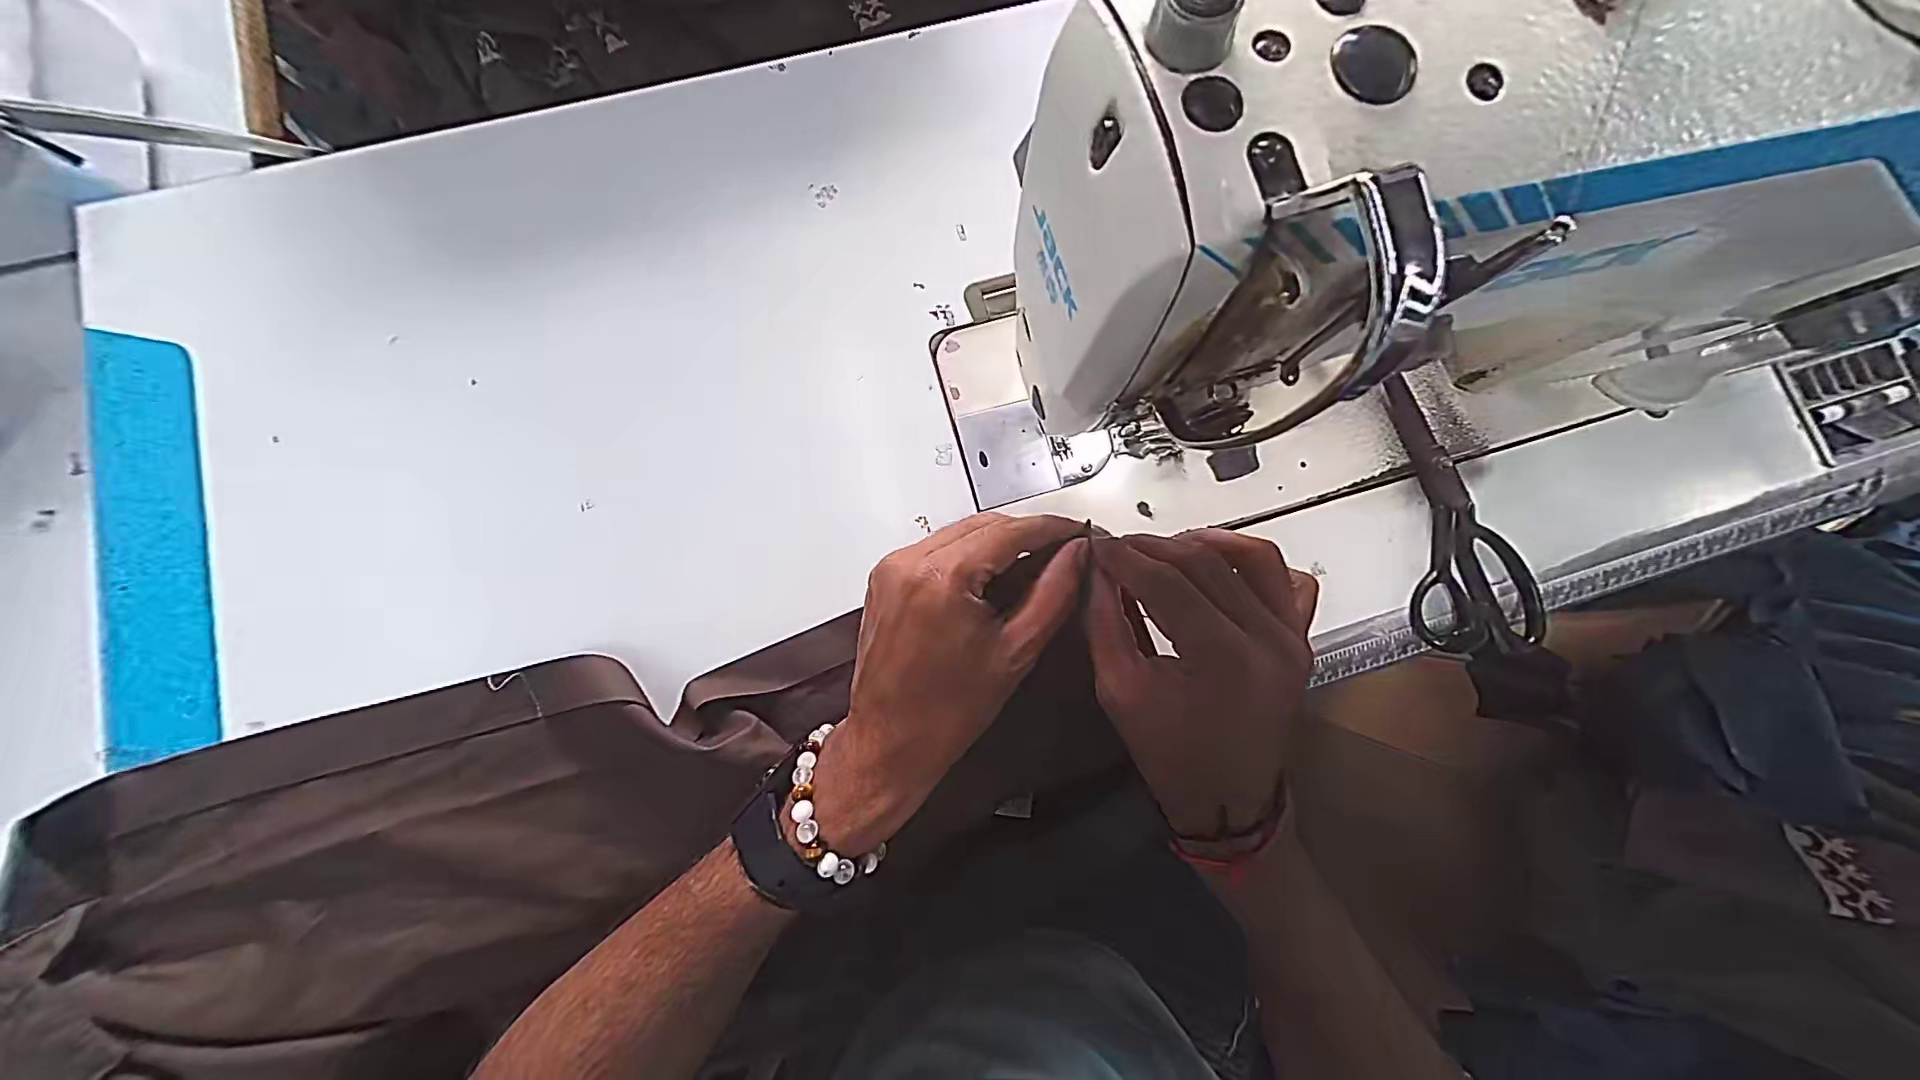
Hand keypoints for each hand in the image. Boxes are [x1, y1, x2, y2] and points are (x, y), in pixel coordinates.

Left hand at [809, 513, 1089, 852]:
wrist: (890, 740)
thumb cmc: (942, 712)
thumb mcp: (1016, 651)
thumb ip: (1054, 593)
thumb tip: (1075, 556)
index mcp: (941, 579)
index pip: (1010, 530)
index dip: (1052, 528)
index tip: (1076, 532)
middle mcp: (909, 563)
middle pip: (985, 523)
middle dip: (1027, 533)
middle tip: (1061, 551)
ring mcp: (892, 568)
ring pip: (961, 531)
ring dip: (999, 542)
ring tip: (1031, 567)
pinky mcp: (886, 577)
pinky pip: (937, 548)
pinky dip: (969, 554)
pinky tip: (992, 578)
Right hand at [1084, 530, 1317, 837]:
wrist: (1228, 797)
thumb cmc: (1172, 755)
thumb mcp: (1118, 690)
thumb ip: (1103, 622)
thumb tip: (1095, 570)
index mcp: (1221, 657)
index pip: (1164, 581)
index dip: (1123, 557)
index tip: (1097, 545)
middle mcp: (1267, 639)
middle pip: (1204, 562)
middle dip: (1153, 546)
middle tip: (1119, 546)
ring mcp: (1291, 637)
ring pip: (1252, 556)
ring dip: (1202, 542)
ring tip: (1164, 548)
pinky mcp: (1300, 639)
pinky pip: (1284, 578)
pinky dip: (1249, 560)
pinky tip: (1218, 565)